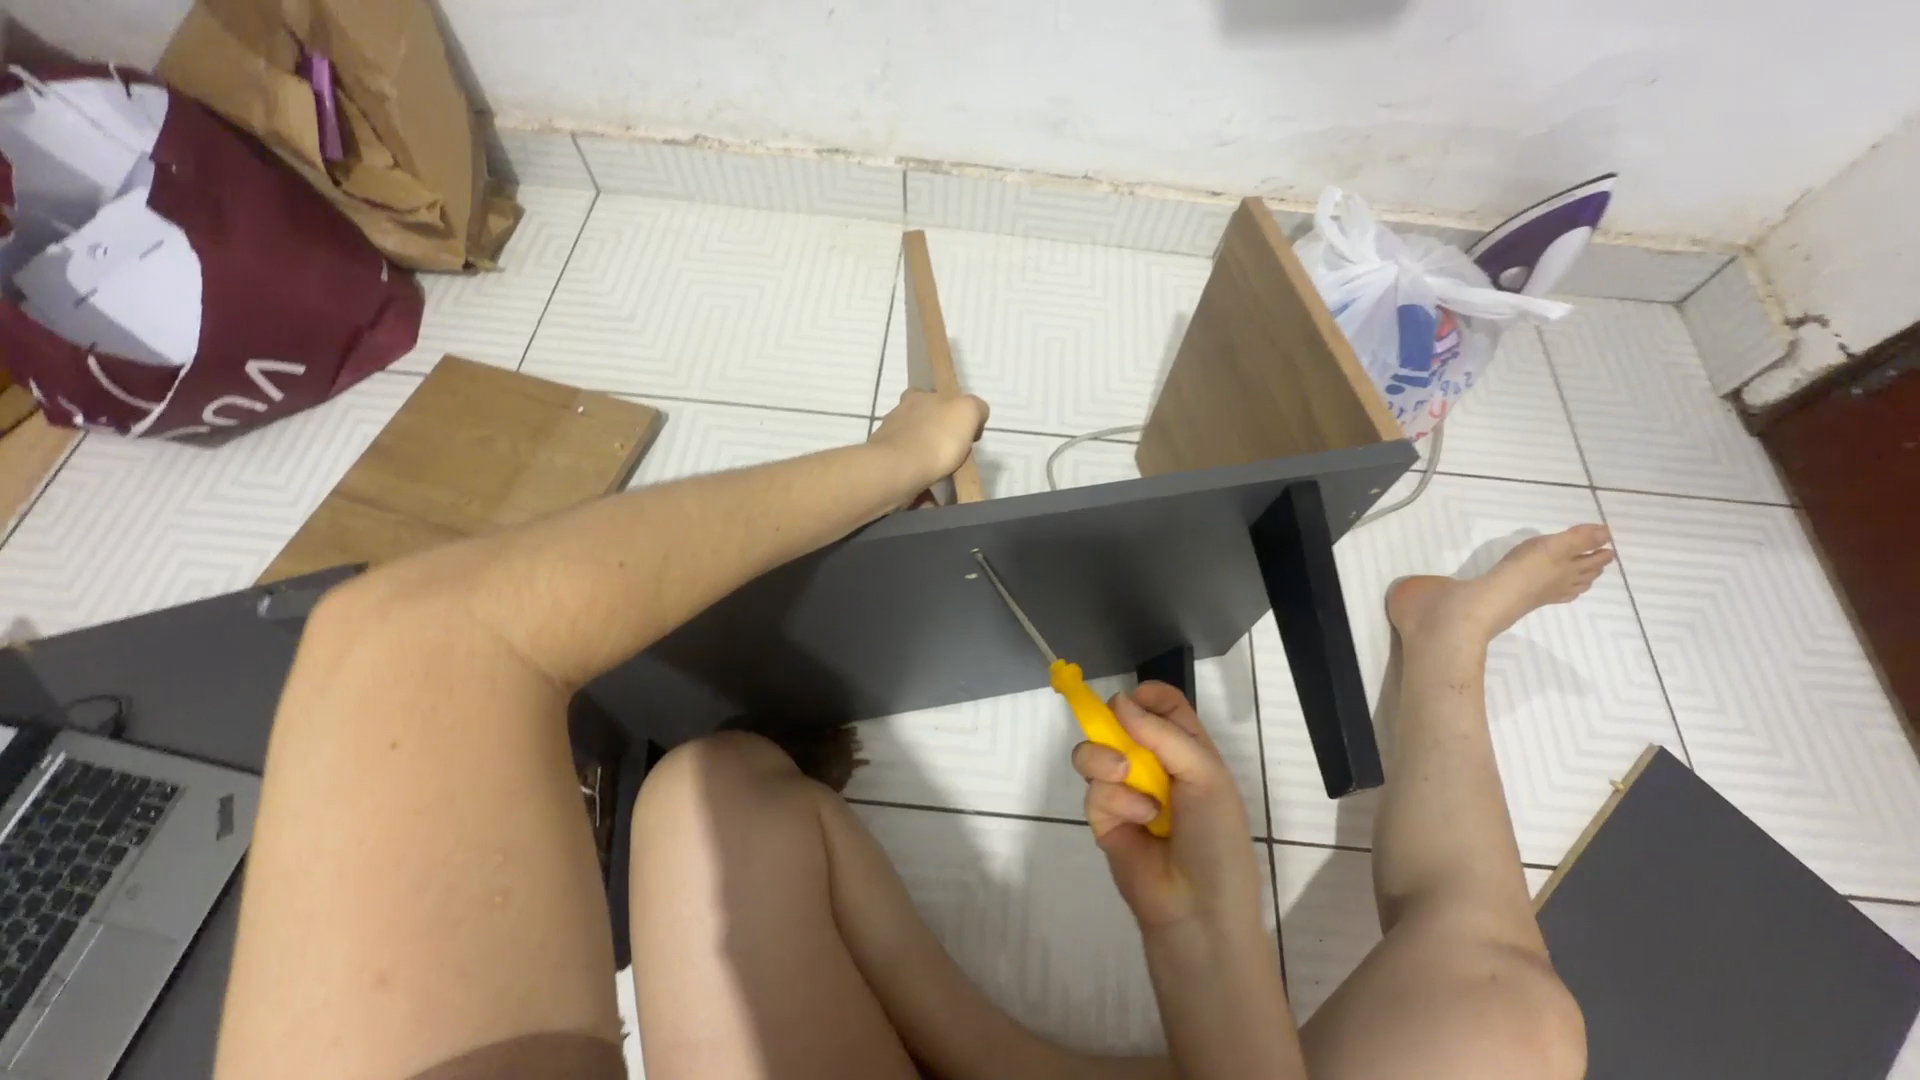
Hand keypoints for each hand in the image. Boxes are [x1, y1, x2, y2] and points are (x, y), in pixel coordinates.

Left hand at [868, 390, 987, 497]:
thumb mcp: (968, 410)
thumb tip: (974, 418)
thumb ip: (975, 408)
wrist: (897, 471)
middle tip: (954, 458)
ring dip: (927, 465)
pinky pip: (908, 479)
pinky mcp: (884, 469)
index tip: (962, 433)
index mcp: (917, 398)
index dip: (951, 412)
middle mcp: (898, 417)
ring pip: (913, 453)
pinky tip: (931, 500)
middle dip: (937, 440)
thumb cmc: (935, 438)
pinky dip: (920, 489)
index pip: (935, 397)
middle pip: (922, 425)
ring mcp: (887, 445)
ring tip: (944, 483)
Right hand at [1073, 683, 1266, 934]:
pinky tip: (1140, 821)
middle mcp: (1153, 764)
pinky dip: (1115, 800)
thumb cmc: (1216, 837)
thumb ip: (1163, 733)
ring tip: (1124, 777)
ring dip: (1105, 759)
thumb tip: (1117, 700)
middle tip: (1123, 740)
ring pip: (1093, 750)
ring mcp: (1125, 790)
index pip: (1161, 704)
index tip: (1134, 700)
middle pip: (1118, 721)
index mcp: (1186, 749)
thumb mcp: (1206, 776)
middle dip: (1114, 724)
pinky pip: (1094, 790)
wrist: (1198, 907)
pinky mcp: (1103, 817)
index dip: (1146, 696)